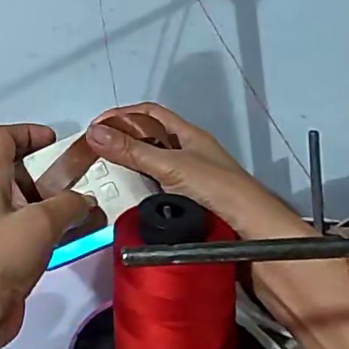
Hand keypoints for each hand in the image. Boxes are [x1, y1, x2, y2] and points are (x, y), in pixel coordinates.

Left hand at [0, 124, 96, 348]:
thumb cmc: (0, 257)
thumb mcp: (42, 221)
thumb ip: (69, 204)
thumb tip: (84, 201)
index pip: (4, 138)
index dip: (29, 131)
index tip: (55, 142)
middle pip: (22, 168)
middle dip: (54, 169)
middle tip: (82, 177)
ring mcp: (0, 226)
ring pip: (33, 200)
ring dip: (60, 201)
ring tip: (89, 206)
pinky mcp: (9, 251)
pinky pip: (36, 228)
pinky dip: (58, 226)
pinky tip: (80, 235)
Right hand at [83, 103, 290, 227]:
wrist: (252, 235)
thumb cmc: (220, 190)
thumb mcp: (171, 166)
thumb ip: (133, 151)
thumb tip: (96, 133)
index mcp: (188, 136)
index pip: (149, 113)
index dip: (123, 115)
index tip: (97, 126)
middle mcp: (189, 153)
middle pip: (150, 137)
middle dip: (123, 139)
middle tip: (96, 150)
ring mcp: (190, 179)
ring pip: (153, 164)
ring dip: (132, 166)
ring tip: (106, 173)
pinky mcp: (190, 204)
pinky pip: (158, 190)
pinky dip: (141, 191)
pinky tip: (130, 198)